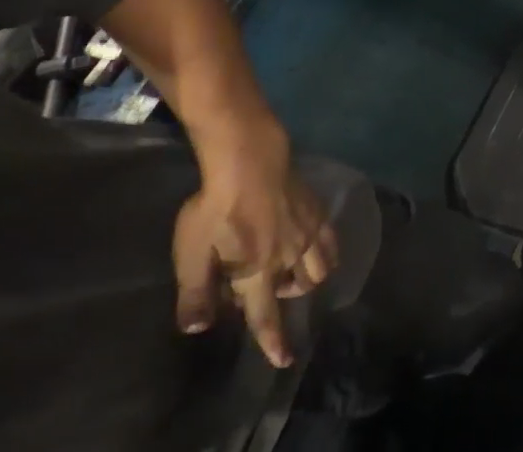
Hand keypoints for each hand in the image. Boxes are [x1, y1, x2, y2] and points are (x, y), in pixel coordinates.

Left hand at [172, 114, 336, 367]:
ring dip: (308, 278)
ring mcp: (310, 234)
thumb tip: (197, 328)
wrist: (251, 163)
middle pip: (300, 289)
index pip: (264, 314)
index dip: (272, 339)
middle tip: (261, 286)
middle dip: (284, 296)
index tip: (284, 360)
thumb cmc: (215, 209)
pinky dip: (326, 255)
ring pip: (322, 268)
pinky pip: (331, 243)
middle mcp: (290, 257)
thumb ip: (195, 291)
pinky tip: (313, 249)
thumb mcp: (191, 253)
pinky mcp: (319, 215)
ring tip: (290, 272)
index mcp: (257, 270)